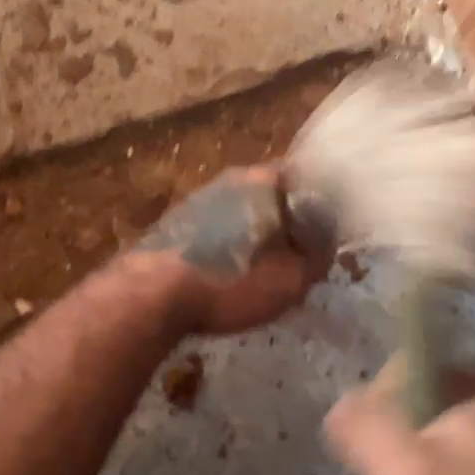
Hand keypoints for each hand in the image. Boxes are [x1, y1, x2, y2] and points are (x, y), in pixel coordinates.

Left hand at [136, 165, 331, 334]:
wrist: (149, 296)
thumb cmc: (232, 280)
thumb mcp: (290, 280)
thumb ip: (315, 258)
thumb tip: (324, 246)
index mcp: (263, 180)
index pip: (303, 178)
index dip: (318, 204)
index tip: (325, 230)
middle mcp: (230, 179)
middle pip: (270, 195)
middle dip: (285, 220)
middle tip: (297, 254)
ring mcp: (198, 200)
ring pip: (240, 212)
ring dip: (254, 235)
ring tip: (263, 270)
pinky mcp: (174, 225)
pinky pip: (215, 231)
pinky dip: (226, 247)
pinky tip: (227, 276)